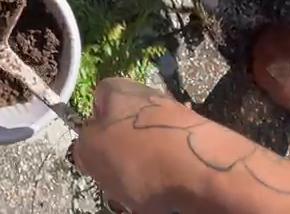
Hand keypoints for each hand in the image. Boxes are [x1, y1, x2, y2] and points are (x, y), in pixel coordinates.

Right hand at [72, 78, 198, 211]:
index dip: (95, 130)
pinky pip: (176, 166)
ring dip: (147, 175)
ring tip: (149, 199)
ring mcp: (178, 120)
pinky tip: (172, 197)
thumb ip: (81, 146)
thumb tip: (87, 149)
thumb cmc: (139, 157)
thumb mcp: (90, 152)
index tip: (99, 155)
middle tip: (122, 185)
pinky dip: (172, 183)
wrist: (208, 173)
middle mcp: (148, 97)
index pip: (98, 101)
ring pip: (151, 152)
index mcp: (118, 88)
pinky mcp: (202, 145)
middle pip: (126, 131)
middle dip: (123, 160)